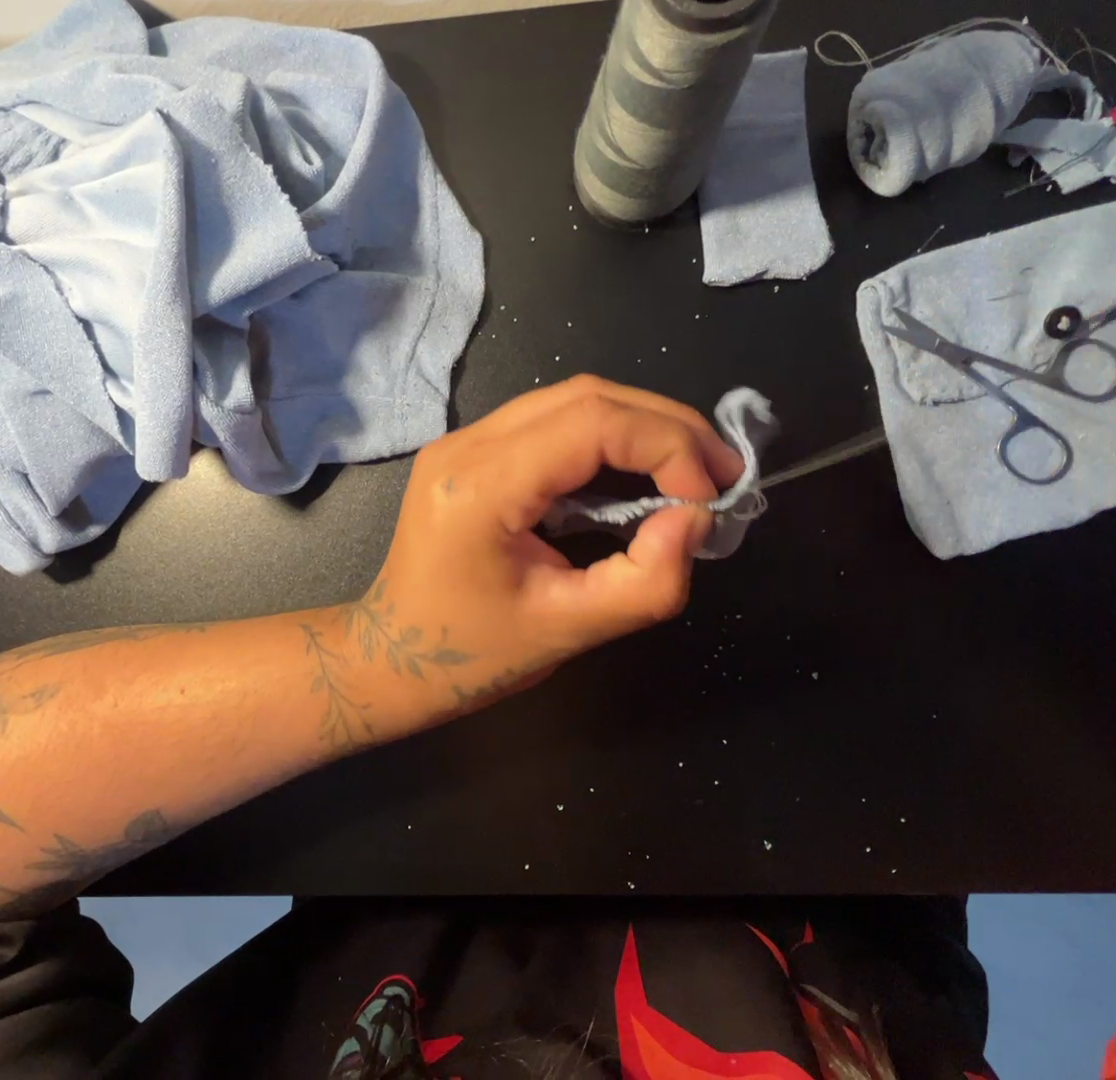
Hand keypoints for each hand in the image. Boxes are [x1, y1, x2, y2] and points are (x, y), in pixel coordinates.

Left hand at [373, 375, 742, 714]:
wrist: (393, 657)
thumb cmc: (471, 655)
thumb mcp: (567, 631)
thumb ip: (644, 581)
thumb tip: (695, 519)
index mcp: (479, 485)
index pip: (591, 422)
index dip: (667, 445)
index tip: (710, 496)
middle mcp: (466, 445)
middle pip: (586, 396)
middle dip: (667, 427)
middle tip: (723, 473)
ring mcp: (462, 441)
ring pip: (570, 400)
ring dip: (641, 427)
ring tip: (693, 472)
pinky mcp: (470, 452)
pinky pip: (551, 423)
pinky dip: (607, 441)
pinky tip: (639, 474)